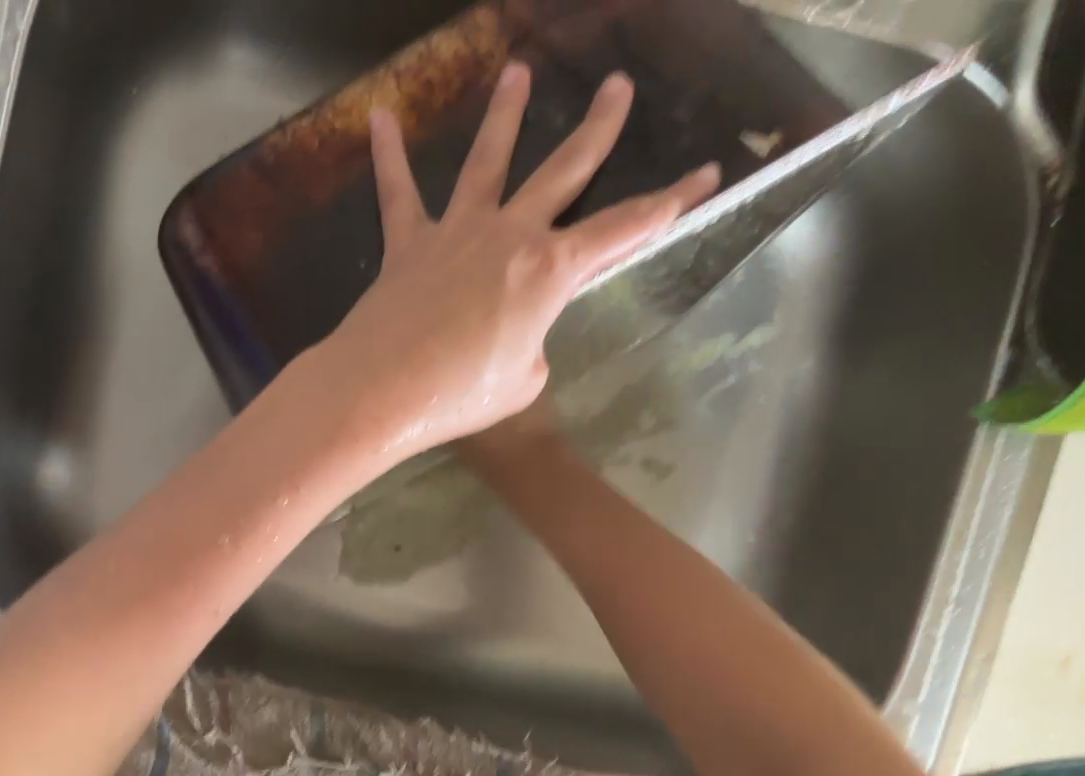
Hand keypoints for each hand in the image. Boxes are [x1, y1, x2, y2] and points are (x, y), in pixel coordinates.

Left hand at [287, 62, 719, 461]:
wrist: (380, 390)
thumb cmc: (460, 393)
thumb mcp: (523, 380)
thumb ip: (530, 343)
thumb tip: (512, 332)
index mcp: (551, 270)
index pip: (625, 229)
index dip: (670, 203)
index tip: (705, 174)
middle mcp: (509, 235)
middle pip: (563, 171)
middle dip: (598, 128)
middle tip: (617, 87)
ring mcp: (457, 233)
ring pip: (487, 161)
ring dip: (505, 115)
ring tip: (517, 73)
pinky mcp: (409, 244)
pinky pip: (399, 193)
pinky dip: (389, 155)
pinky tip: (382, 118)